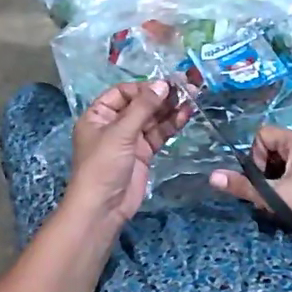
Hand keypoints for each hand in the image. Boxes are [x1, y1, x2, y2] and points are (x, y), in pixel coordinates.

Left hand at [64, 80, 191, 226]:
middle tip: (187, 88)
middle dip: (161, 97)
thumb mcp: (120, 132)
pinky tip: (186, 115)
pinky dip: (171, 125)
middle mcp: (113, 124)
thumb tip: (162, 84)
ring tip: (193, 99)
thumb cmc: (104, 164)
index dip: (144, 88)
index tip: (166, 84)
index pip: (122, 93)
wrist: (104, 207)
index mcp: (98, 115)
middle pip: (139, 105)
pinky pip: (158, 134)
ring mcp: (129, 140)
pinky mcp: (142, 154)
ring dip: (170, 110)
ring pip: (151, 119)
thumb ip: (143, 107)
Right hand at [208, 125, 291, 240]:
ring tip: (284, 200)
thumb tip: (212, 176)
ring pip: (288, 159)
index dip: (256, 156)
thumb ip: (244, 186)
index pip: (263, 134)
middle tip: (271, 193)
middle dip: (267, 169)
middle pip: (274, 146)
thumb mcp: (276, 197)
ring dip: (279, 178)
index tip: (263, 179)